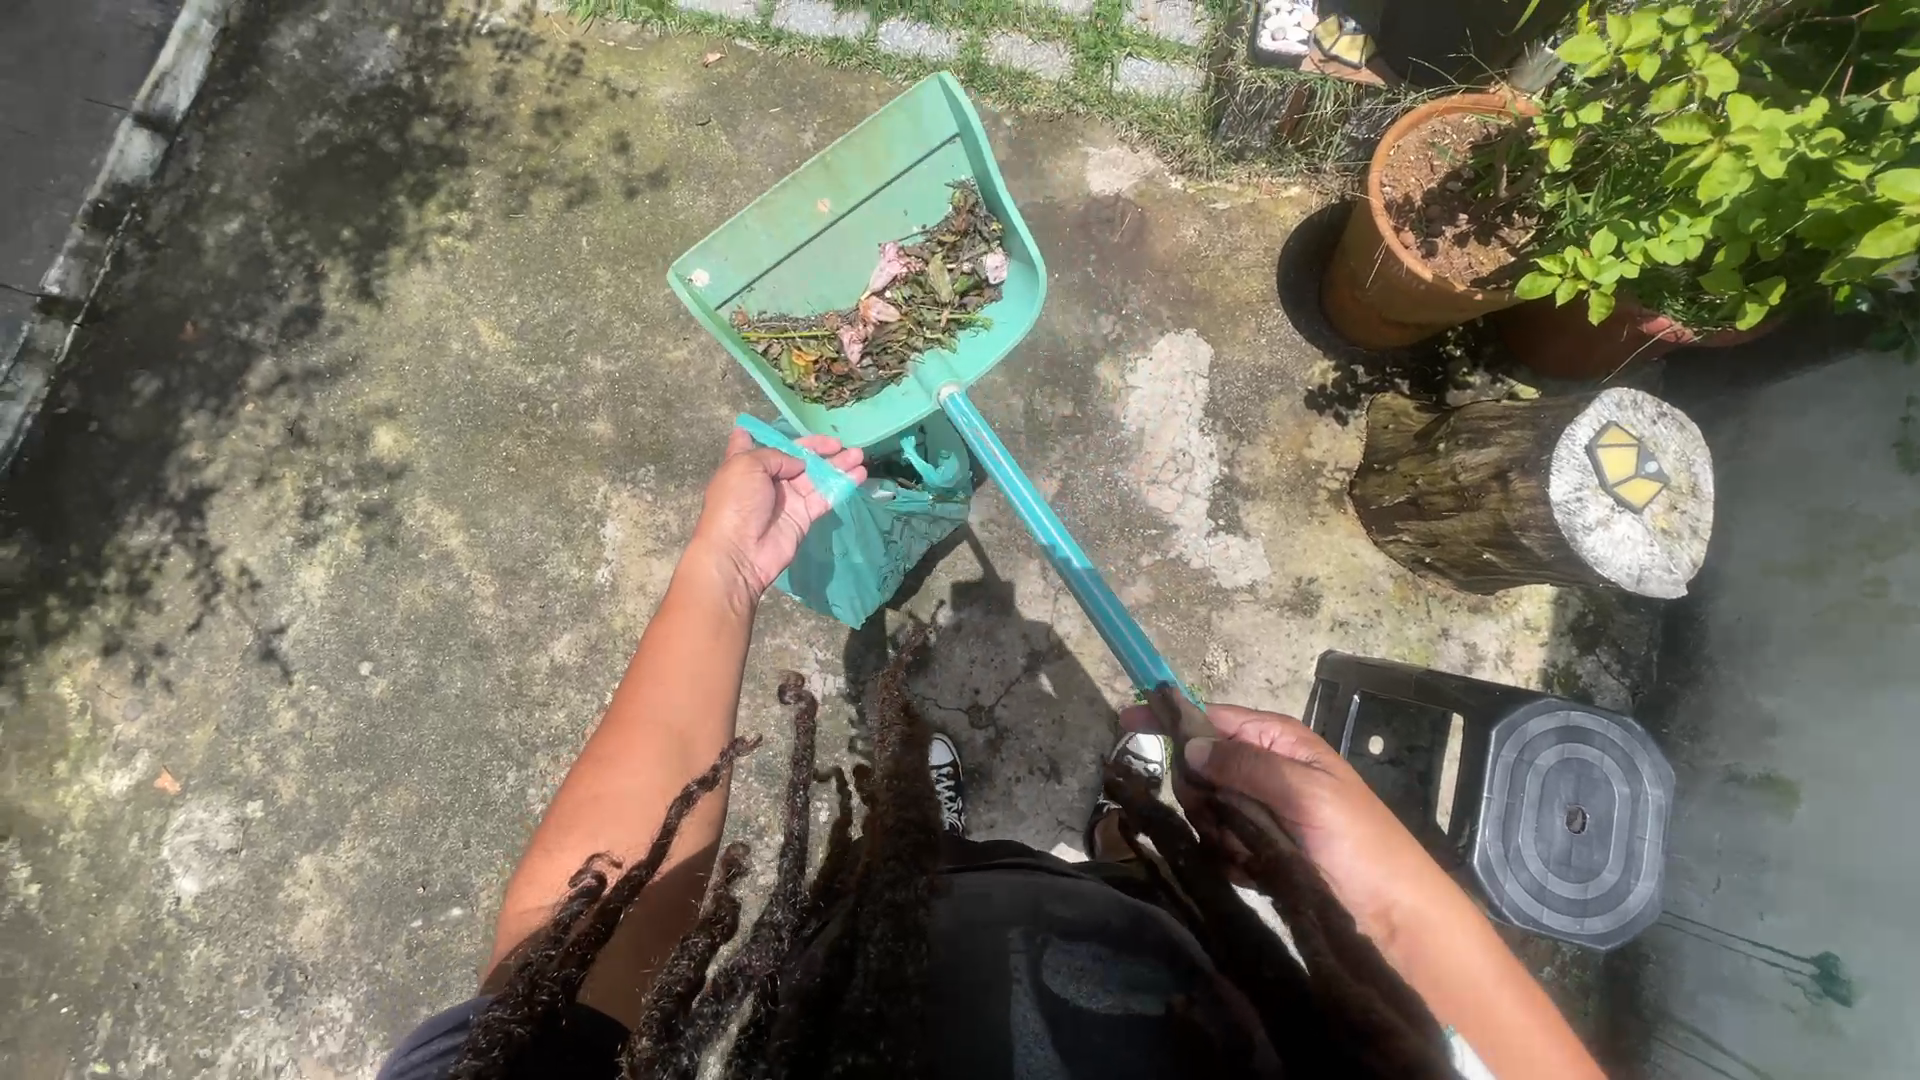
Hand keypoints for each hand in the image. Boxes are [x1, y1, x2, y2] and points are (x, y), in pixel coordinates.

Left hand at [685, 428, 866, 605]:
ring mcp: (789, 499)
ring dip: (838, 465)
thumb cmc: (736, 502)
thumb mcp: (746, 465)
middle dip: (820, 449)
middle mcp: (770, 480)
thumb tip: (800, 463)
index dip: (777, 436)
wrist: (738, 551)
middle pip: (799, 459)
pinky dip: (842, 485)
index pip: (763, 446)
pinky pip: (826, 497)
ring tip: (859, 455)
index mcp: (749, 464)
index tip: (792, 431)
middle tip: (840, 443)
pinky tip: (859, 474)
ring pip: (817, 477)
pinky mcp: (804, 516)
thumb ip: (777, 456)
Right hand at [1119, 702, 1456, 945]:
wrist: (1396, 918)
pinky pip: (1214, 842)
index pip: (1210, 716)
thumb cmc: (1361, 844)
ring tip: (1249, 851)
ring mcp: (1256, 809)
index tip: (1127, 721)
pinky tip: (1249, 870)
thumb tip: (1189, 746)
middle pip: (1197, 764)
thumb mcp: (1308, 793)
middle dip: (1200, 791)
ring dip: (1215, 830)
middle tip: (1225, 817)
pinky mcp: (1253, 846)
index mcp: (1277, 741)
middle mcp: (1262, 768)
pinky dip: (1224, 856)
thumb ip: (1247, 764)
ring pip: (1201, 806)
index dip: (1169, 716)